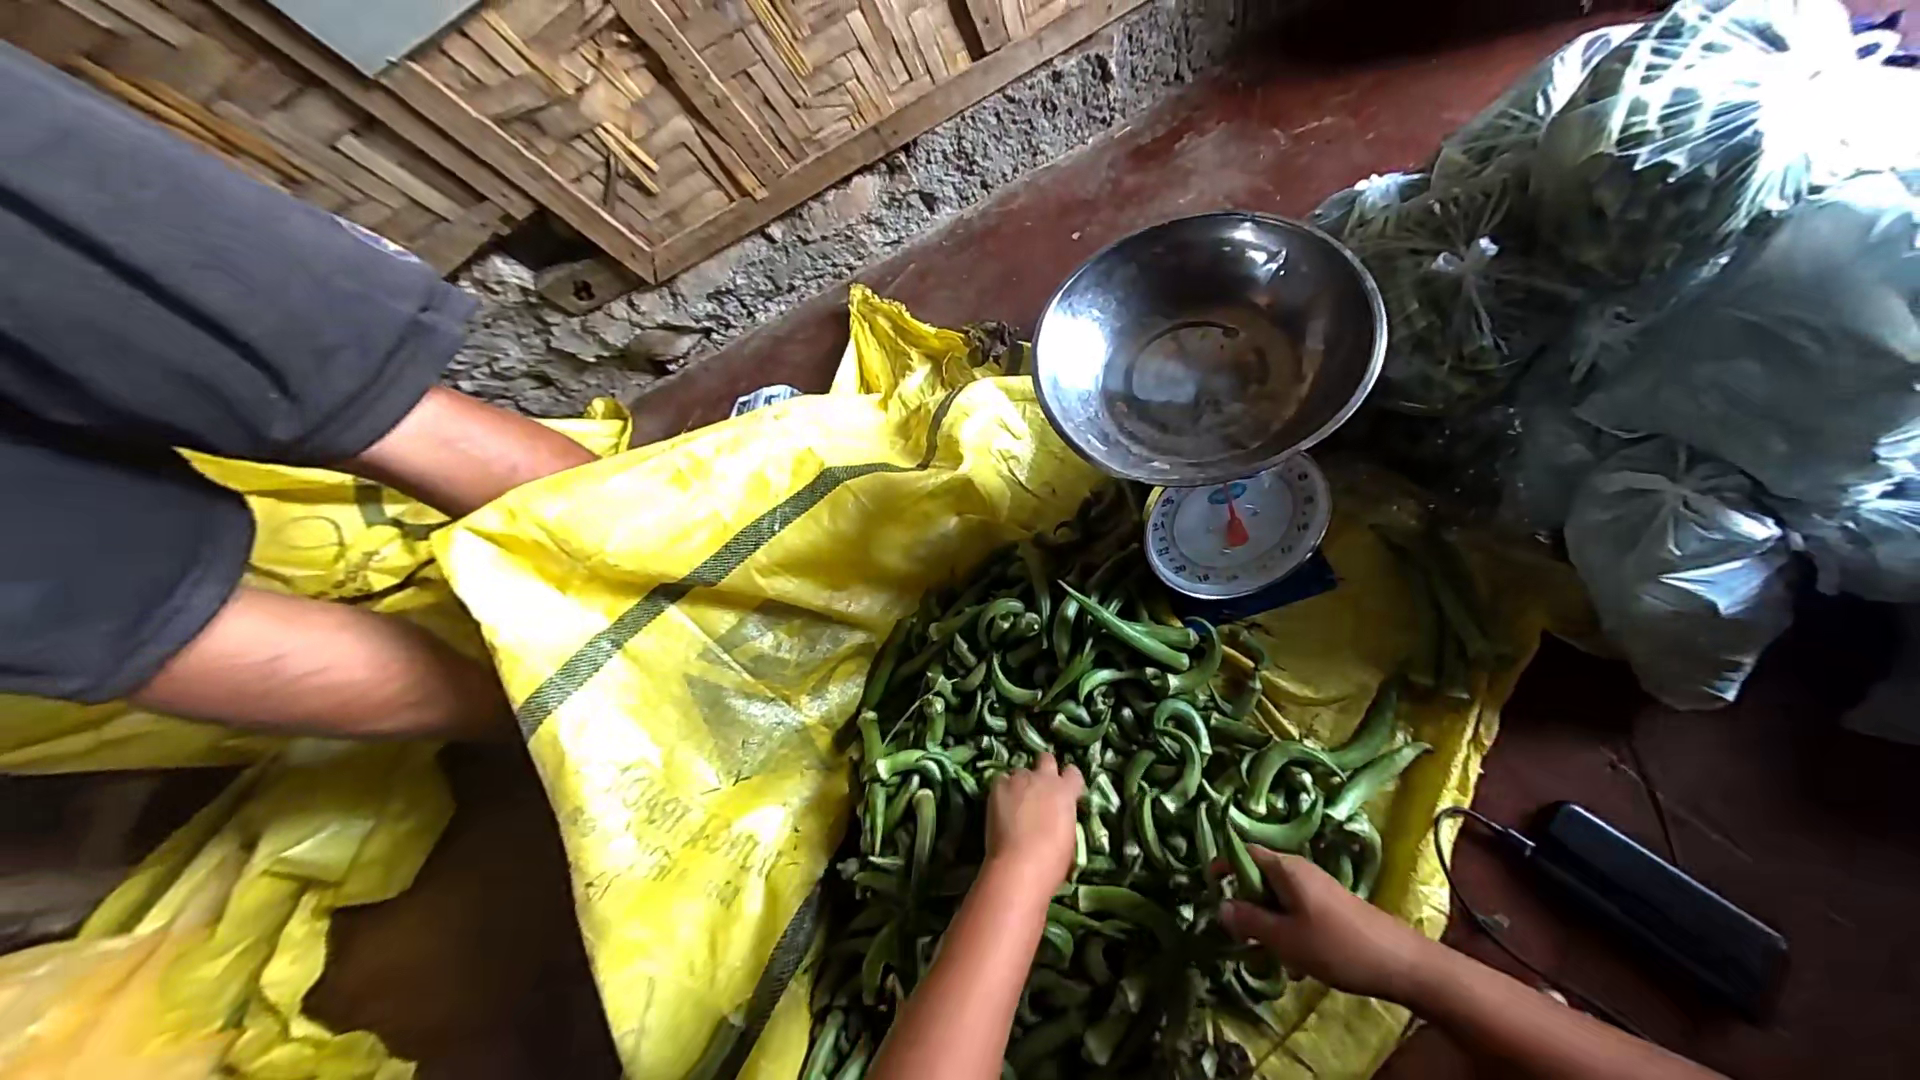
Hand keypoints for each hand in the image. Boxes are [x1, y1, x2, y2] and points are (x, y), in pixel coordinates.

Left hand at [984, 752, 1084, 887]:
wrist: (1020, 865)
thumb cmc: (1052, 860)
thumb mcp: (1069, 835)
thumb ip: (1064, 815)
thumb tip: (1057, 814)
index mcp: (1066, 791)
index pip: (1073, 773)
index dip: (1068, 780)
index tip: (1064, 789)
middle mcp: (1044, 778)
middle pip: (1046, 759)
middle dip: (1043, 768)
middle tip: (1038, 787)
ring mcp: (1020, 779)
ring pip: (1021, 771)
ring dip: (1020, 783)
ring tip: (1015, 801)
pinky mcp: (998, 785)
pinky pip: (1001, 779)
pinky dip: (1002, 789)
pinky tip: (1000, 804)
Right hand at [1218, 846, 1435, 1002]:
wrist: (1405, 964)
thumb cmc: (1338, 945)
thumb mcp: (1285, 938)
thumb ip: (1248, 920)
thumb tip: (1219, 906)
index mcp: (1283, 867)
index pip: (1241, 850)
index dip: (1222, 865)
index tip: (1209, 889)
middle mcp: (1297, 868)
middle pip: (1257, 874)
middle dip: (1245, 902)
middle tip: (1239, 933)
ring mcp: (1316, 886)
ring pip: (1276, 896)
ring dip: (1267, 921)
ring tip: (1268, 954)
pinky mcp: (1329, 905)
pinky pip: (1294, 908)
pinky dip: (1287, 928)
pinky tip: (1296, 962)